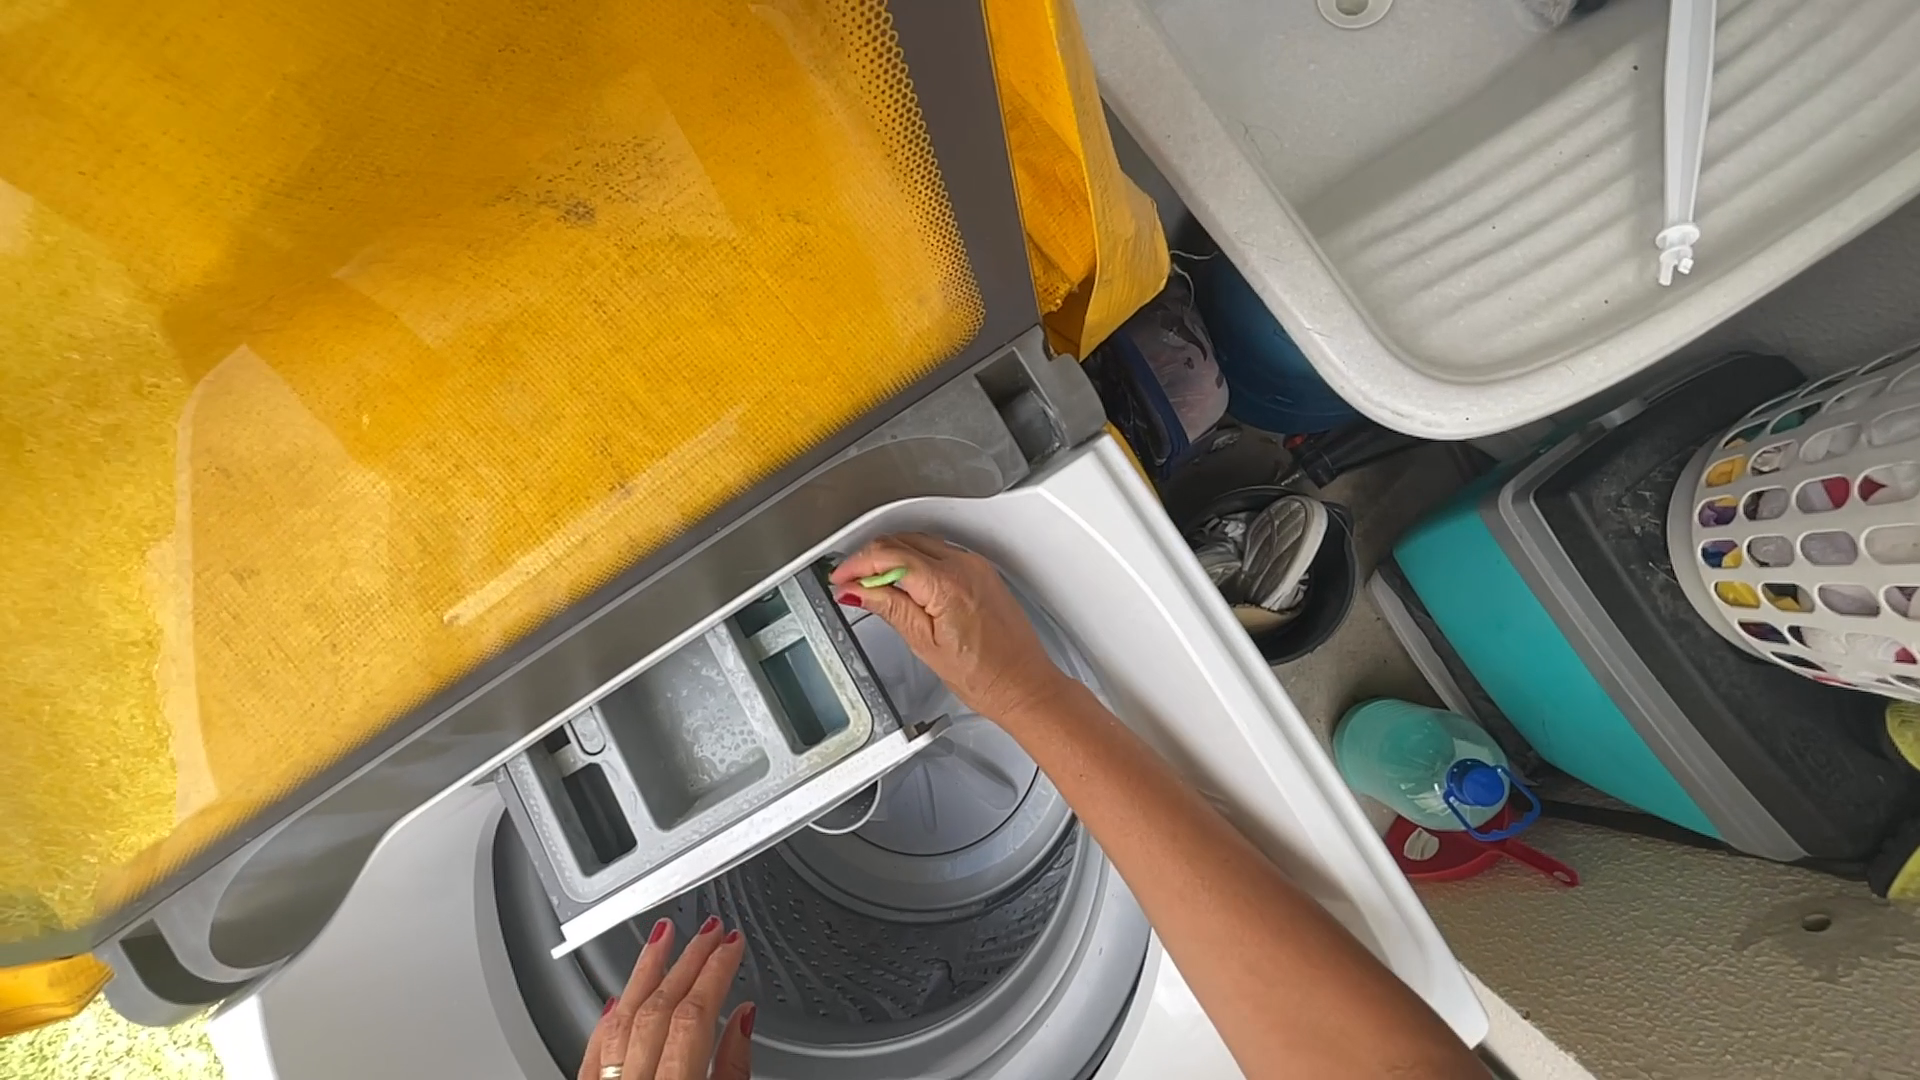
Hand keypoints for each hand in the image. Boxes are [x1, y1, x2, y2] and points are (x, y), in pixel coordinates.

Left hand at [581, 916, 752, 1079]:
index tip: (733, 943)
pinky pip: (592, 1051)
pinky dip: (609, 1018)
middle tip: (711, 929)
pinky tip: (620, 996)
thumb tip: (744, 1017)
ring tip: (663, 935)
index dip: (717, 970)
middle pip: (660, 1007)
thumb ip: (734, 1069)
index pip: (695, 1014)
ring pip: (622, 1019)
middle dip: (690, 960)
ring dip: (646, 970)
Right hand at [830, 533, 1076, 725]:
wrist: (1024, 685)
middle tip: (849, 582)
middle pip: (903, 541)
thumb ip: (890, 608)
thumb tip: (859, 591)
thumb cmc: (985, 676)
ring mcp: (976, 566)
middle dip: (870, 558)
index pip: (889, 556)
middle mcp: (965, 566)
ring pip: (920, 542)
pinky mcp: (982, 572)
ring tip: (871, 584)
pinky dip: (915, 560)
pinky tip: (903, 582)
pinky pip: (940, 552)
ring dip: (892, 556)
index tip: (841, 579)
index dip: (857, 565)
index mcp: (948, 584)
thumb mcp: (924, 644)